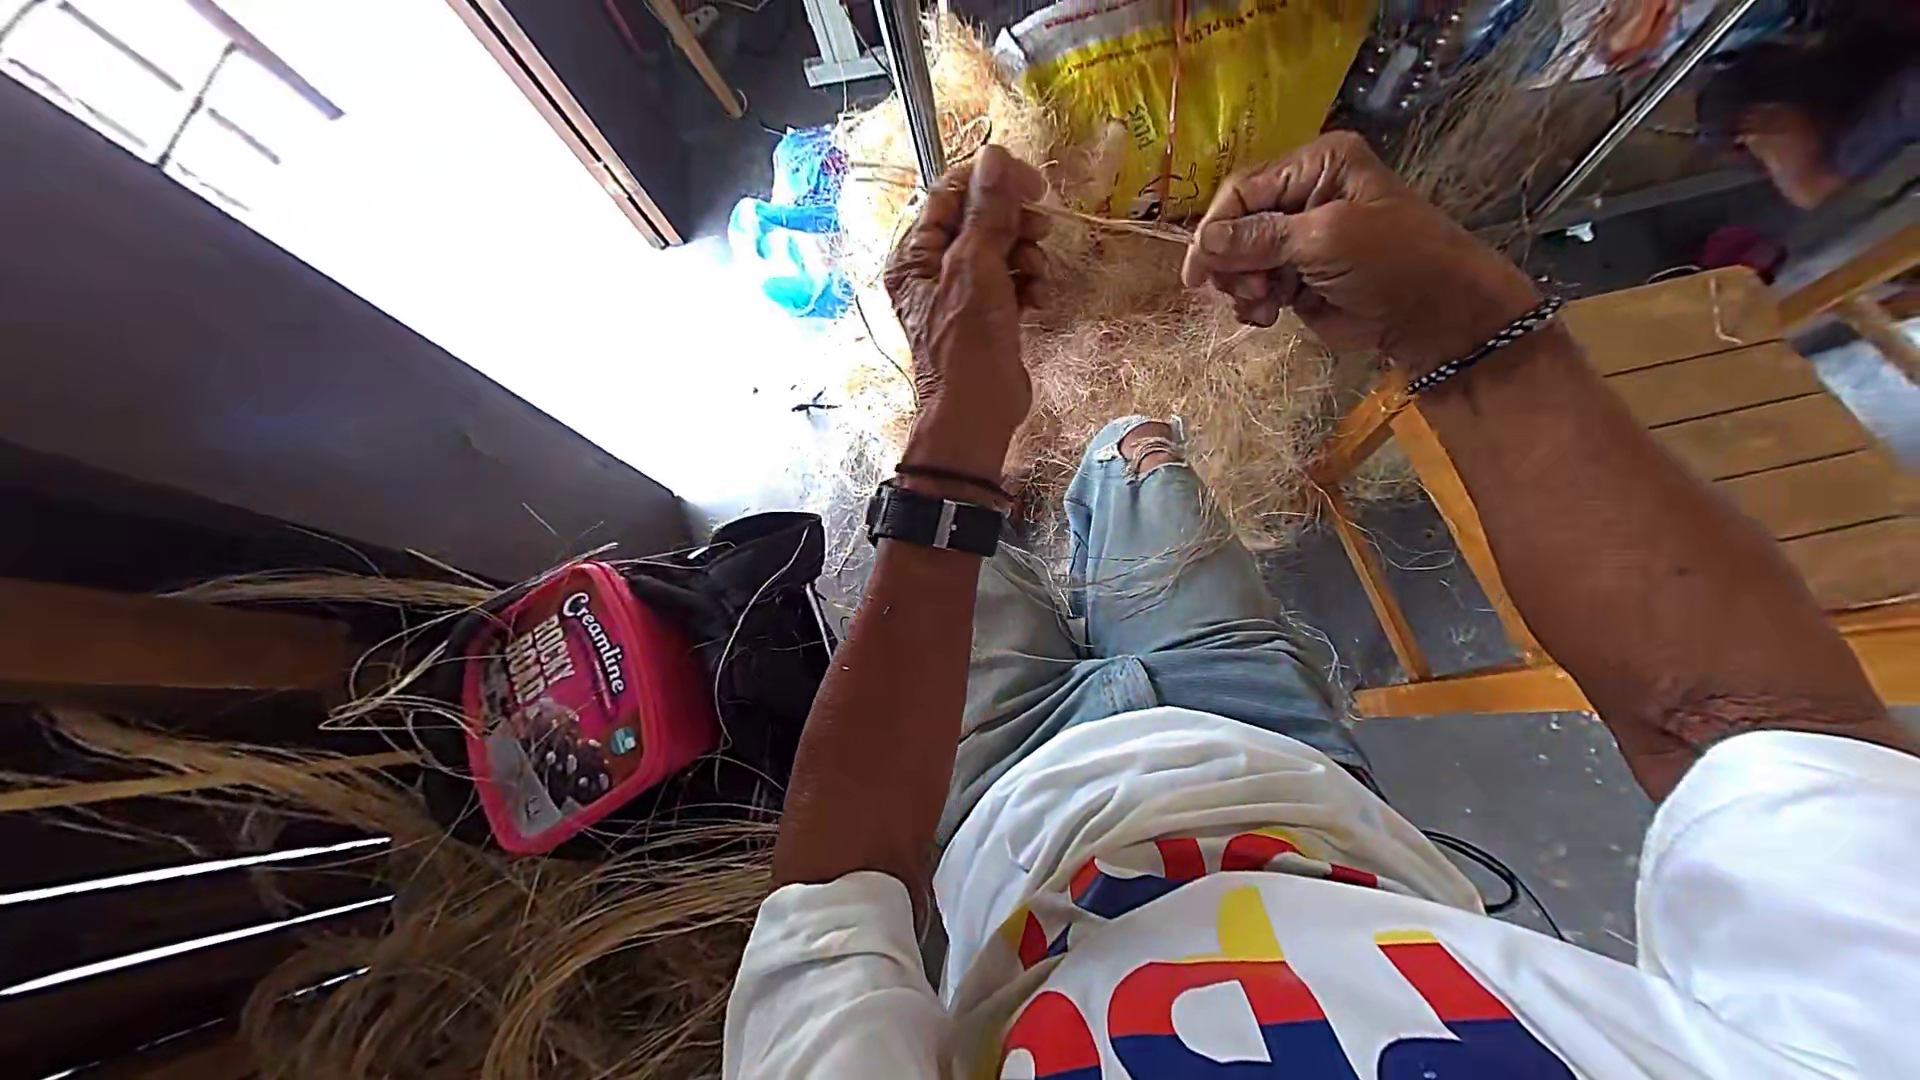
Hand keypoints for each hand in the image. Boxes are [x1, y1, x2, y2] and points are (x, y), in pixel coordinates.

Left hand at [884, 145, 1049, 479]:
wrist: (978, 409)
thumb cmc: (967, 341)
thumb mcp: (975, 267)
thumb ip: (986, 211)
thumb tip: (995, 155)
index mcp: (915, 255)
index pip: (950, 194)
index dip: (990, 181)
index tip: (1030, 182)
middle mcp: (934, 270)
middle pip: (979, 220)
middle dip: (1013, 222)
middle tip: (1040, 229)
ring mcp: (963, 294)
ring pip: (1001, 250)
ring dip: (1026, 254)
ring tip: (1036, 273)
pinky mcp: (988, 315)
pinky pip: (1011, 281)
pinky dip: (1028, 284)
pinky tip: (1037, 298)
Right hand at [1180, 132, 1540, 375]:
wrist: (1428, 313)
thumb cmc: (1390, 261)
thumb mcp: (1325, 239)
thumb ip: (1261, 238)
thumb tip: (1203, 242)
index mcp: (1315, 167)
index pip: (1242, 191)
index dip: (1214, 230)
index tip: (1197, 273)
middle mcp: (1300, 197)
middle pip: (1233, 228)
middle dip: (1233, 264)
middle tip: (1250, 291)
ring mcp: (1294, 241)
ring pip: (1237, 263)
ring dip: (1243, 289)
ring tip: (1266, 305)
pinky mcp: (1291, 277)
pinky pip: (1250, 289)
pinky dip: (1252, 306)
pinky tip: (1269, 316)